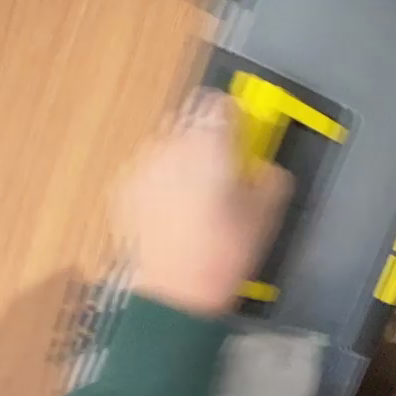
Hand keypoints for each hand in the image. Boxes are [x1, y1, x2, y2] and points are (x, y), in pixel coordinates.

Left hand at [119, 91, 292, 316]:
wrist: (175, 292)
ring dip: (182, 158)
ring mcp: (143, 164)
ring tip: (195, 195)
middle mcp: (172, 143)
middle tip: (221, 170)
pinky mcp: (124, 187)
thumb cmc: (224, 253)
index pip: (220, 103)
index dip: (234, 118)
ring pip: (167, 144)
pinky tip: (173, 212)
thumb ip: (271, 178)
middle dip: (206, 137)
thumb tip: (265, 167)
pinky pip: (148, 170)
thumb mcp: (266, 216)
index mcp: (210, 143)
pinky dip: (160, 180)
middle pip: (191, 119)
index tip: (242, 137)